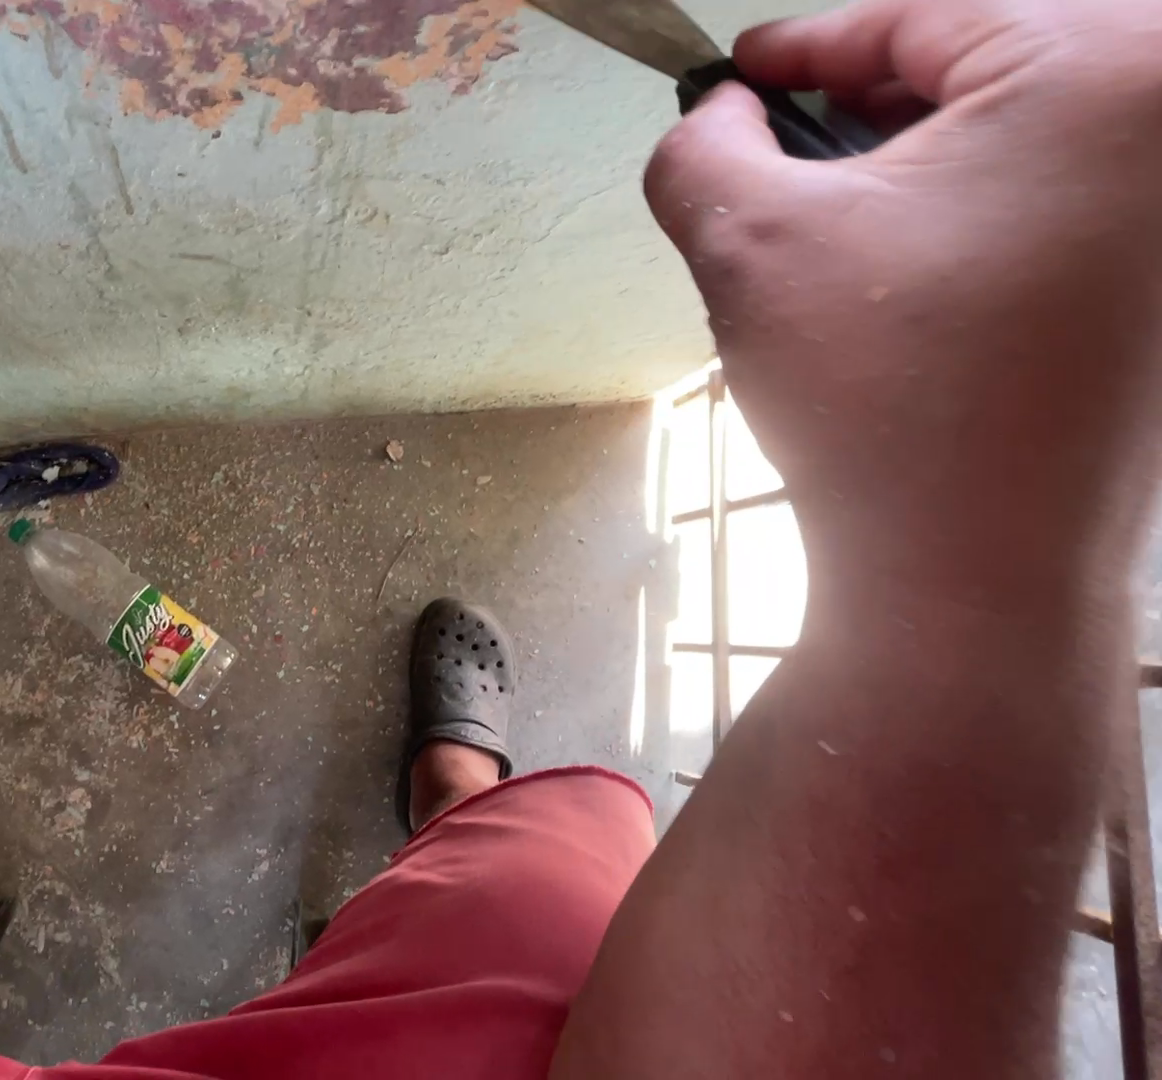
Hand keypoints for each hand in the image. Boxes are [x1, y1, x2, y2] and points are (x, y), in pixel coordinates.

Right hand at [647, 0, 1161, 609]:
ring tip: (804, 241)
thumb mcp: (748, 246)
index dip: (801, 43)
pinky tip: (872, 283)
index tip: (727, 75)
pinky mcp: (1149, 285)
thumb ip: (700, 154)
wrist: (968, 553)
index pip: (919, 14)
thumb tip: (712, 118)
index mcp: (1109, 65)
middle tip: (753, 170)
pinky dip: (935, 224)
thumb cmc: (870, 383)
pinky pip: (1031, 207)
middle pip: (966, 76)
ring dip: (884, 177)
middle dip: (840, 118)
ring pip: (996, 146)